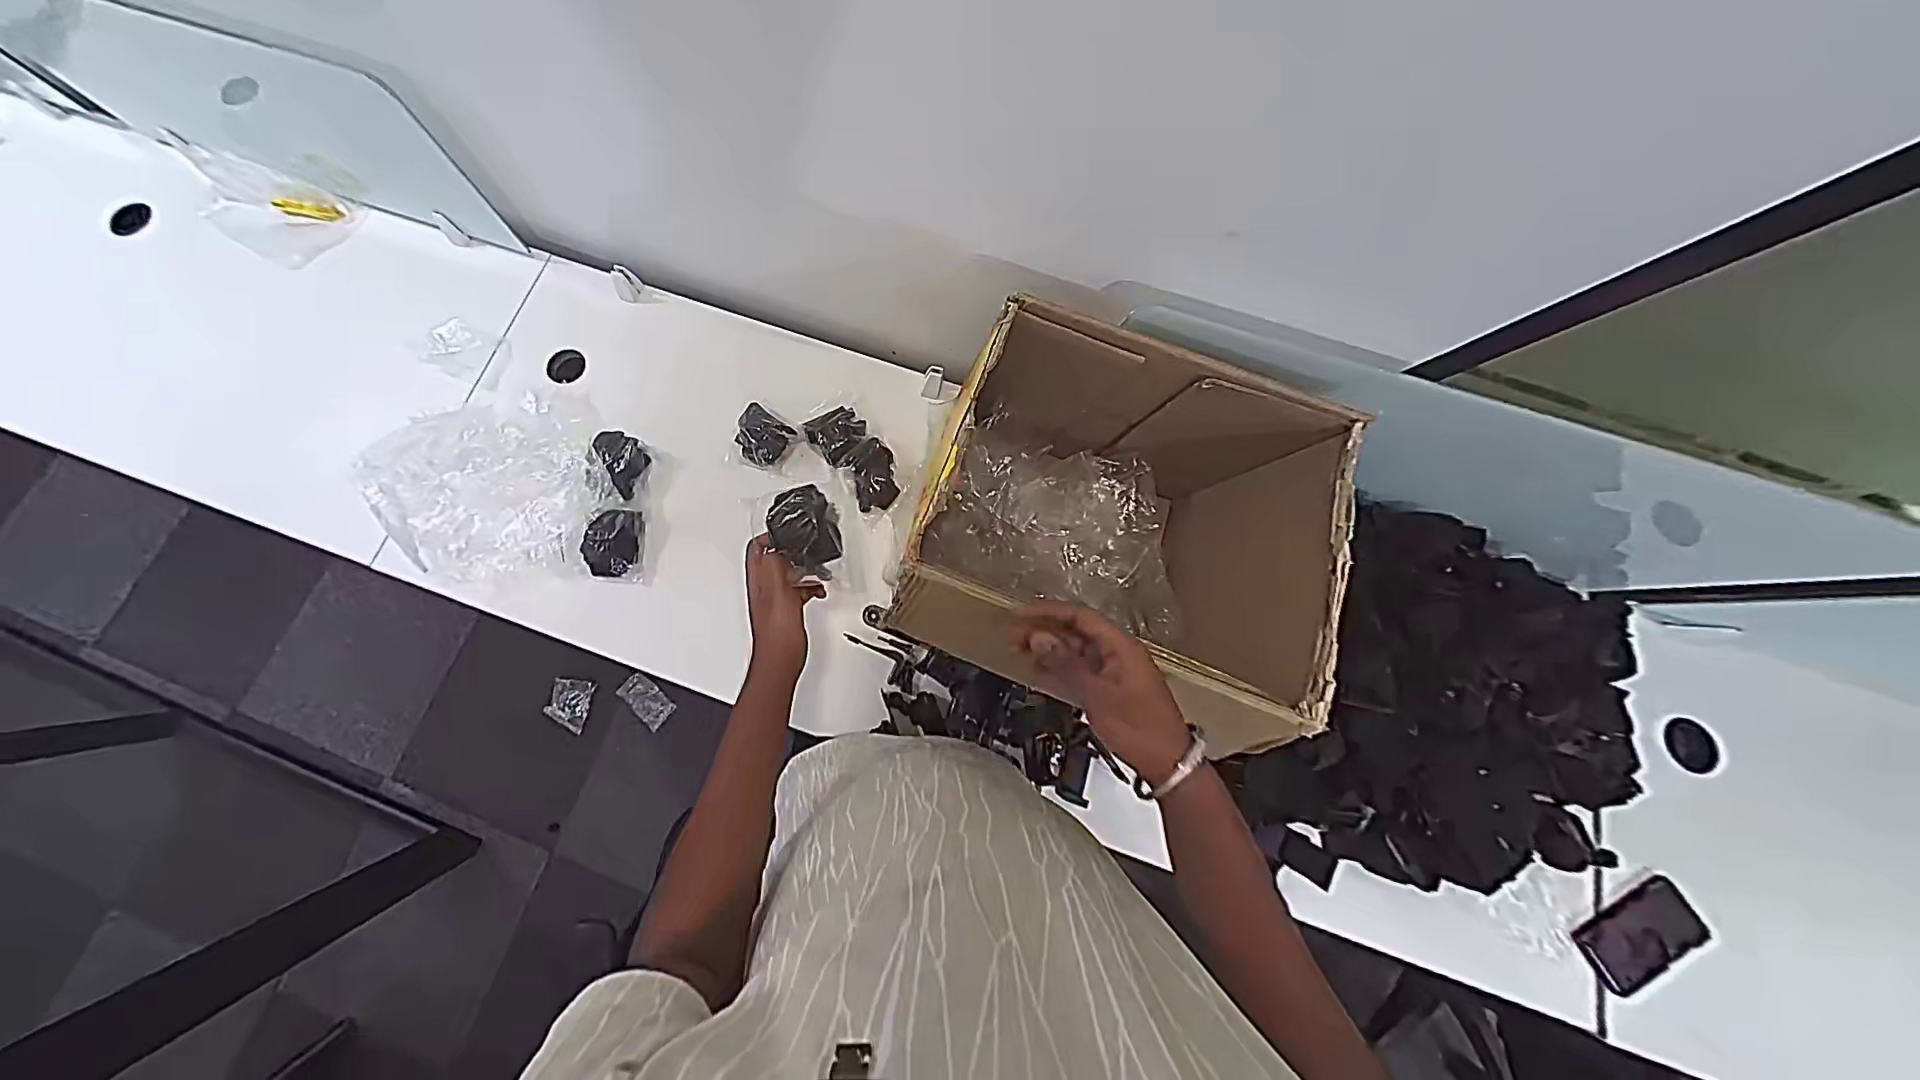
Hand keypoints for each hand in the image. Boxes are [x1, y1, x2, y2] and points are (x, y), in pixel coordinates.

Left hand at [745, 534, 822, 680]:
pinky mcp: (788, 608)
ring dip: (801, 566)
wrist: (782, 661)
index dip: (770, 535)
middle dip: (789, 548)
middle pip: (772, 557)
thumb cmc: (777, 635)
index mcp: (760, 580)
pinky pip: (798, 587)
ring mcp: (776, 598)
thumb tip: (777, 547)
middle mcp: (765, 587)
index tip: (786, 531)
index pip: (757, 547)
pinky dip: (809, 583)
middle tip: (802, 546)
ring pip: (787, 571)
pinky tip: (816, 588)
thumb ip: (776, 567)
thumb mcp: (779, 593)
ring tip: (814, 566)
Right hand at [1011, 602, 1192, 785]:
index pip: (1080, 616)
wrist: (1167, 763)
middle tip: (1014, 636)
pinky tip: (1041, 672)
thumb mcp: (1096, 695)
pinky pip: (1081, 671)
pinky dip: (1061, 670)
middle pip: (1076, 633)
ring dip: (1050, 651)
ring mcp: (1115, 671)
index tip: (1021, 615)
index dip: (1048, 612)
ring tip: (1021, 652)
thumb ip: (1065, 665)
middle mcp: (1118, 653)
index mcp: (1121, 646)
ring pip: (1076, 652)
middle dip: (1044, 632)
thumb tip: (1040, 639)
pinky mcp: (1112, 689)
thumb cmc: (1140, 729)